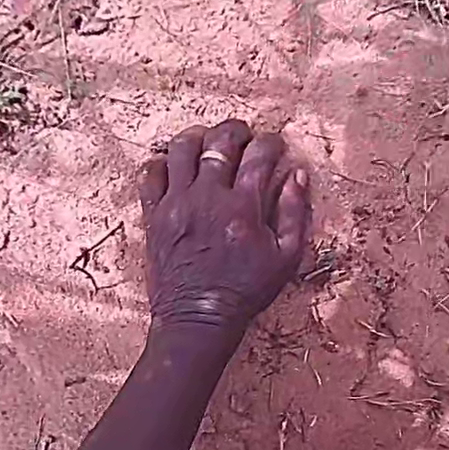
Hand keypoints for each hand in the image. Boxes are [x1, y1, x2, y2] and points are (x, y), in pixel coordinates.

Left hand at [137, 119, 310, 343]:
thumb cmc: (245, 291)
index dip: (271, 143)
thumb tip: (298, 176)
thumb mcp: (286, 258)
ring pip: (182, 149)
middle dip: (237, 130)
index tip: (275, 144)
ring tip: (209, 142)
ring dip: (199, 137)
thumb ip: (295, 213)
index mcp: (243, 208)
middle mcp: (208, 199)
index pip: (259, 156)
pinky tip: (177, 166)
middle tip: (244, 134)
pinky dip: (163, 162)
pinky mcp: (154, 216)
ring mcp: (176, 205)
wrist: (197, 318)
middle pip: (220, 142)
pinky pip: (150, 174)